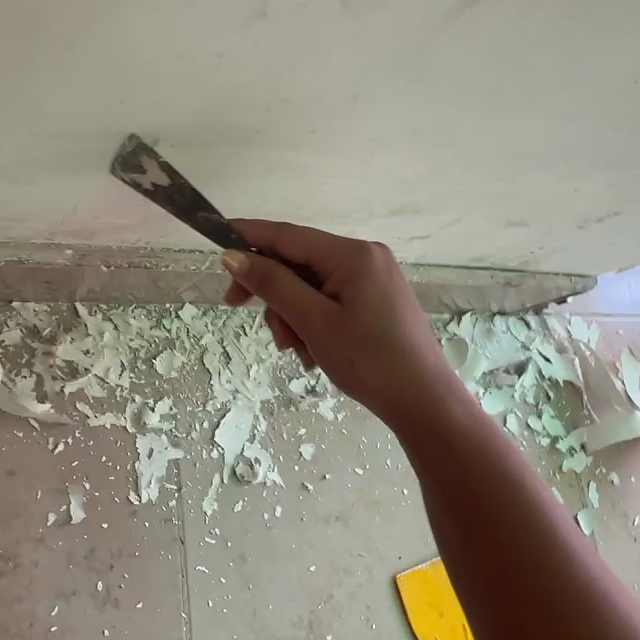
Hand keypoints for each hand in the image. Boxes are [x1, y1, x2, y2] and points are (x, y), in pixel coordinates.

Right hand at [222, 220, 461, 421]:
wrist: (424, 403)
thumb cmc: (369, 361)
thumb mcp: (313, 322)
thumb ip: (272, 284)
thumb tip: (232, 255)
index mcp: (352, 254)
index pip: (286, 235)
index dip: (247, 237)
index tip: (215, 246)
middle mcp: (364, 257)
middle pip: (296, 263)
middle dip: (273, 293)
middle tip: (241, 312)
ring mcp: (372, 279)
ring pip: (309, 286)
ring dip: (292, 316)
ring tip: (299, 351)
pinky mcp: (375, 301)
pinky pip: (328, 301)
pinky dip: (312, 323)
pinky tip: (315, 353)